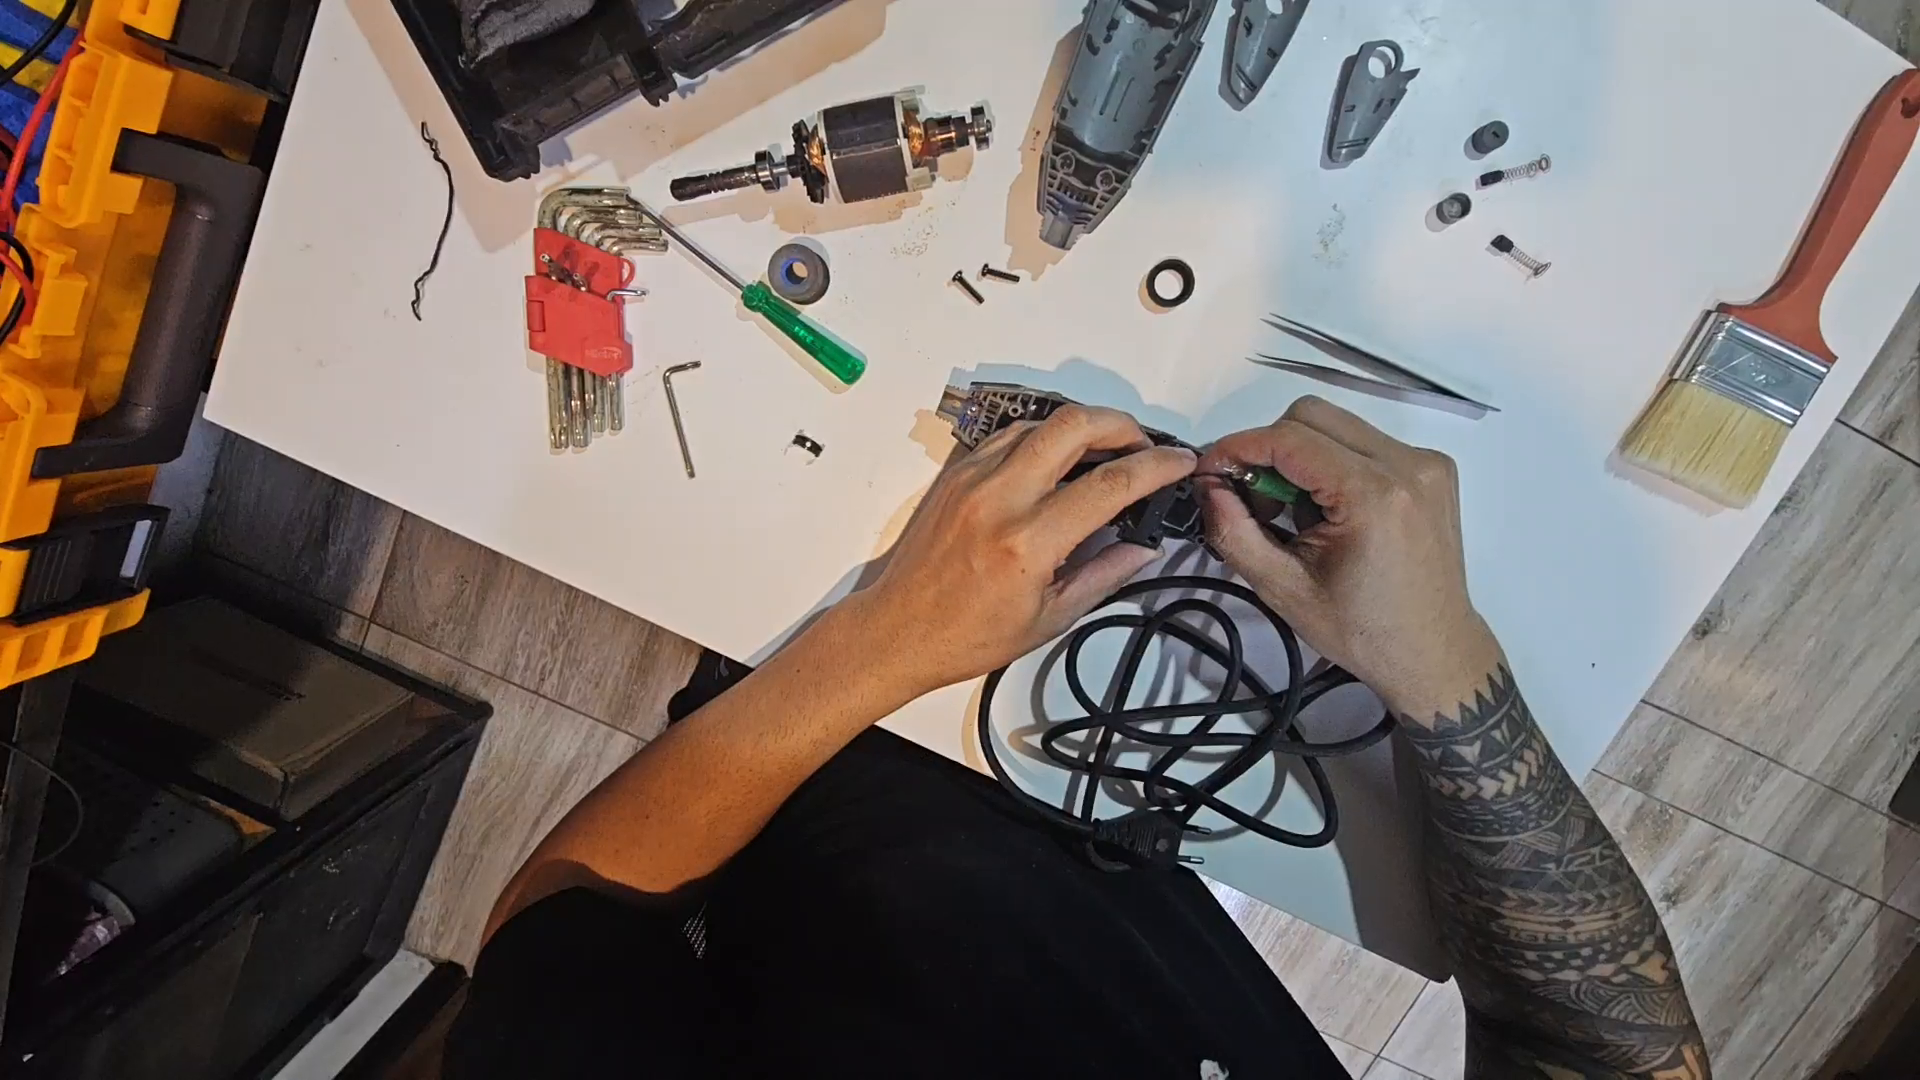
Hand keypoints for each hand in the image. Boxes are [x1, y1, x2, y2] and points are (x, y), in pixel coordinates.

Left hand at [851, 406, 1197, 697]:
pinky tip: (1057, 458)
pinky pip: (1008, 435)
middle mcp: (998, 499)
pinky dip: (1042, 436)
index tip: (1178, 462)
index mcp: (1027, 543)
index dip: (1155, 467)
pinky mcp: (955, 475)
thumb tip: (1144, 547)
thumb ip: (1103, 575)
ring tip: (1105, 451)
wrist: (897, 630)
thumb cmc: (966, 636)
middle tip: (1142, 445)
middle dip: (1121, 424)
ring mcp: (972, 480)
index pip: (1109, 485)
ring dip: (1081, 426)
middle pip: (1073, 425)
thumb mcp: (1049, 619)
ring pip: (1039, 423)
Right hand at [1198, 397, 1500, 719]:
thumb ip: (1233, 531)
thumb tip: (1206, 486)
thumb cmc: (1357, 628)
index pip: (1289, 438)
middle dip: (1267, 449)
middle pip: (1311, 416)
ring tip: (1290, 510)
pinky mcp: (1429, 468)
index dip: (1238, 448)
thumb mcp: (1280, 588)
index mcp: (1374, 496)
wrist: (1432, 652)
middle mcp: (1407, 464)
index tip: (1208, 474)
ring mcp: (1424, 462)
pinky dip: (1326, 463)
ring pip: (1334, 424)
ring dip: (1295, 456)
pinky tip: (1323, 508)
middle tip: (1252, 498)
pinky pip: (1359, 441)